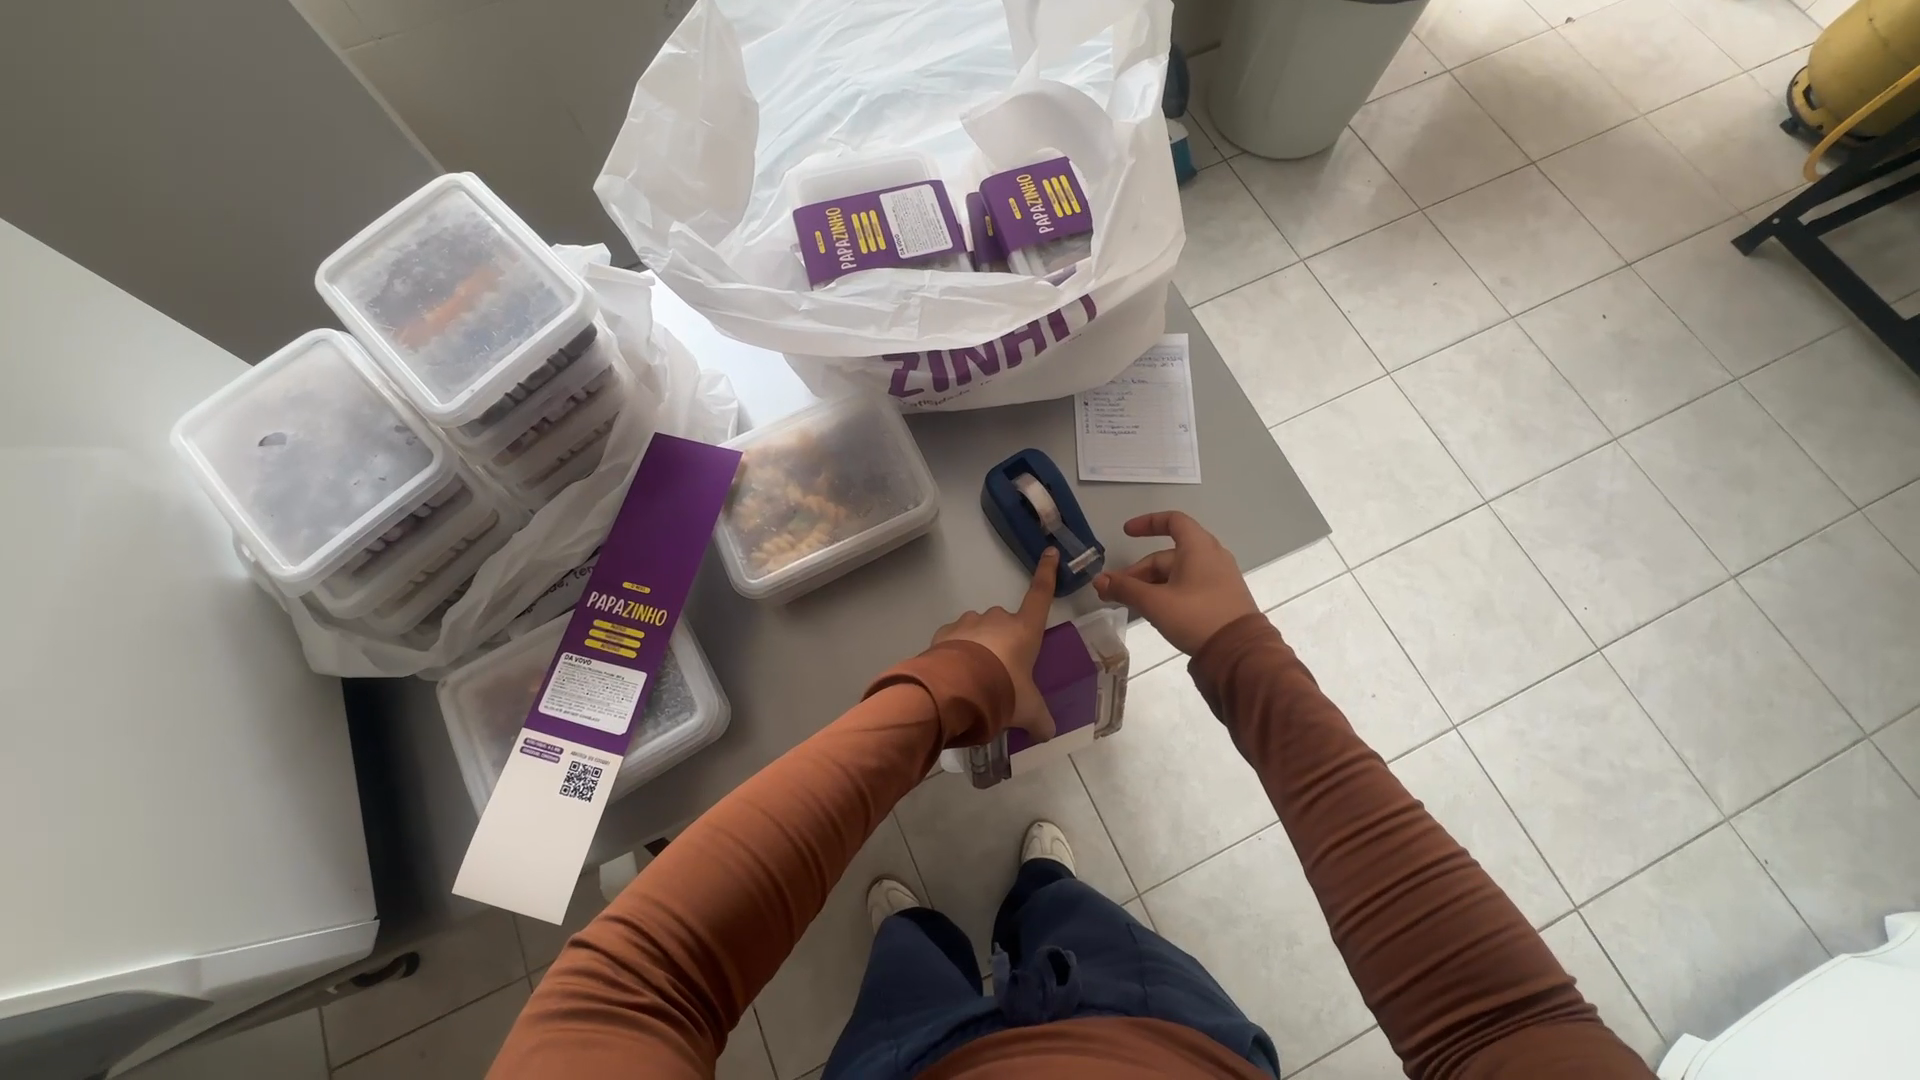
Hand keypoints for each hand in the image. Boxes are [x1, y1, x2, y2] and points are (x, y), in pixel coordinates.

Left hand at [931, 548, 1058, 740]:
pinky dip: (956, 652)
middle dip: (1004, 643)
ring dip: (979, 647)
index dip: (1047, 574)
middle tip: (1001, 675)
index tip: (1050, 551)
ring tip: (975, 678)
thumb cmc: (1002, 692)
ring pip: (978, 630)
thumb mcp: (1028, 710)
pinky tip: (955, 674)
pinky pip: (955, 640)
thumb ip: (1040, 719)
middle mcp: (997, 619)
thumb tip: (1049, 732)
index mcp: (1024, 630)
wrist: (955, 690)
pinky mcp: (944, 633)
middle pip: (1006, 623)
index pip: (1041, 596)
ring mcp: (968, 623)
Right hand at [1093, 511, 1258, 655]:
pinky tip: (1156, 612)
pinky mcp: (1222, 598)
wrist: (1239, 652)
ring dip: (1151, 585)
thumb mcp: (1155, 602)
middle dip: (1139, 572)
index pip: (1172, 521)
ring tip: (1131, 605)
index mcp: (1198, 547)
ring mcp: (1219, 578)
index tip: (1126, 533)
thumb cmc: (1196, 616)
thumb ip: (1125, 589)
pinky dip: (1168, 592)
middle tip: (1115, 592)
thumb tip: (1099, 581)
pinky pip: (1189, 586)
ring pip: (1177, 573)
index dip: (1147, 523)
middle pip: (1167, 555)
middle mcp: (1211, 556)